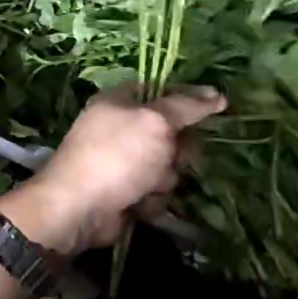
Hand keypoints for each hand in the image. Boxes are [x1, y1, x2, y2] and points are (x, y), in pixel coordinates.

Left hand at [0, 85, 225, 255]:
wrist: (80, 207)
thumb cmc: (116, 156)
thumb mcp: (154, 123)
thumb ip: (185, 106)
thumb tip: (215, 93)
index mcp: (118, 102)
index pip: (162, 91)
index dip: (188, 99)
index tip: (217, 107)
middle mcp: (119, 128)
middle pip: (171, 133)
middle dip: (176, 150)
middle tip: (169, 156)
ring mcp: (122, 161)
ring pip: (168, 165)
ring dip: (163, 178)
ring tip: (146, 184)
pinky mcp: (126, 190)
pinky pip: (156, 190)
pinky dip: (151, 199)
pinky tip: (137, 203)